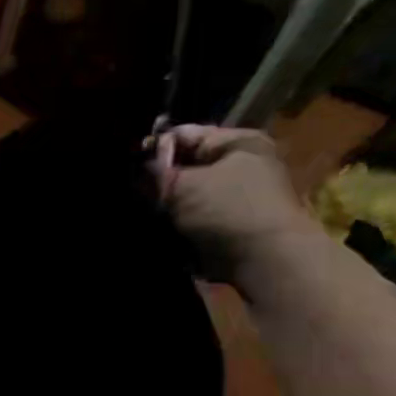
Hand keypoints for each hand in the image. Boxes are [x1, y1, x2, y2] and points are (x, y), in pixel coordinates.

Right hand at [148, 124, 320, 278]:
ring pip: (190, 198)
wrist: (265, 260)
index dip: (155, 149)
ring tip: (147, 218)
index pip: (186, 135)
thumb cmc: (228, 211)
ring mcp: (239, 199)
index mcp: (237, 142)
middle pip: (188, 168)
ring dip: (169, 209)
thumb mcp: (184, 187)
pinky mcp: (233, 228)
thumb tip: (137, 168)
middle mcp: (242, 165)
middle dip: (161, 184)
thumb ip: (156, 175)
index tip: (129, 168)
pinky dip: (181, 229)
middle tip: (136, 197)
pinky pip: (197, 222)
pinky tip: (164, 236)